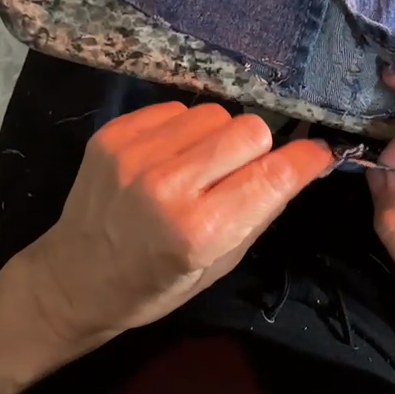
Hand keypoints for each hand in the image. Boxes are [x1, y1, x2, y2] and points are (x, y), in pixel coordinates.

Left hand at [20, 102, 334, 347]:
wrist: (75, 276)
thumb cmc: (155, 285)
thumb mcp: (219, 266)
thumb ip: (261, 212)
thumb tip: (301, 165)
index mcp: (200, 230)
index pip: (273, 175)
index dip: (306, 160)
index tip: (319, 154)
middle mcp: (168, 185)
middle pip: (249, 129)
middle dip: (260, 147)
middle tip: (245, 169)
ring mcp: (136, 154)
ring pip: (214, 112)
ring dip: (220, 135)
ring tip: (202, 163)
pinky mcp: (114, 133)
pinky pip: (175, 108)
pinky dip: (184, 129)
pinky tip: (171, 155)